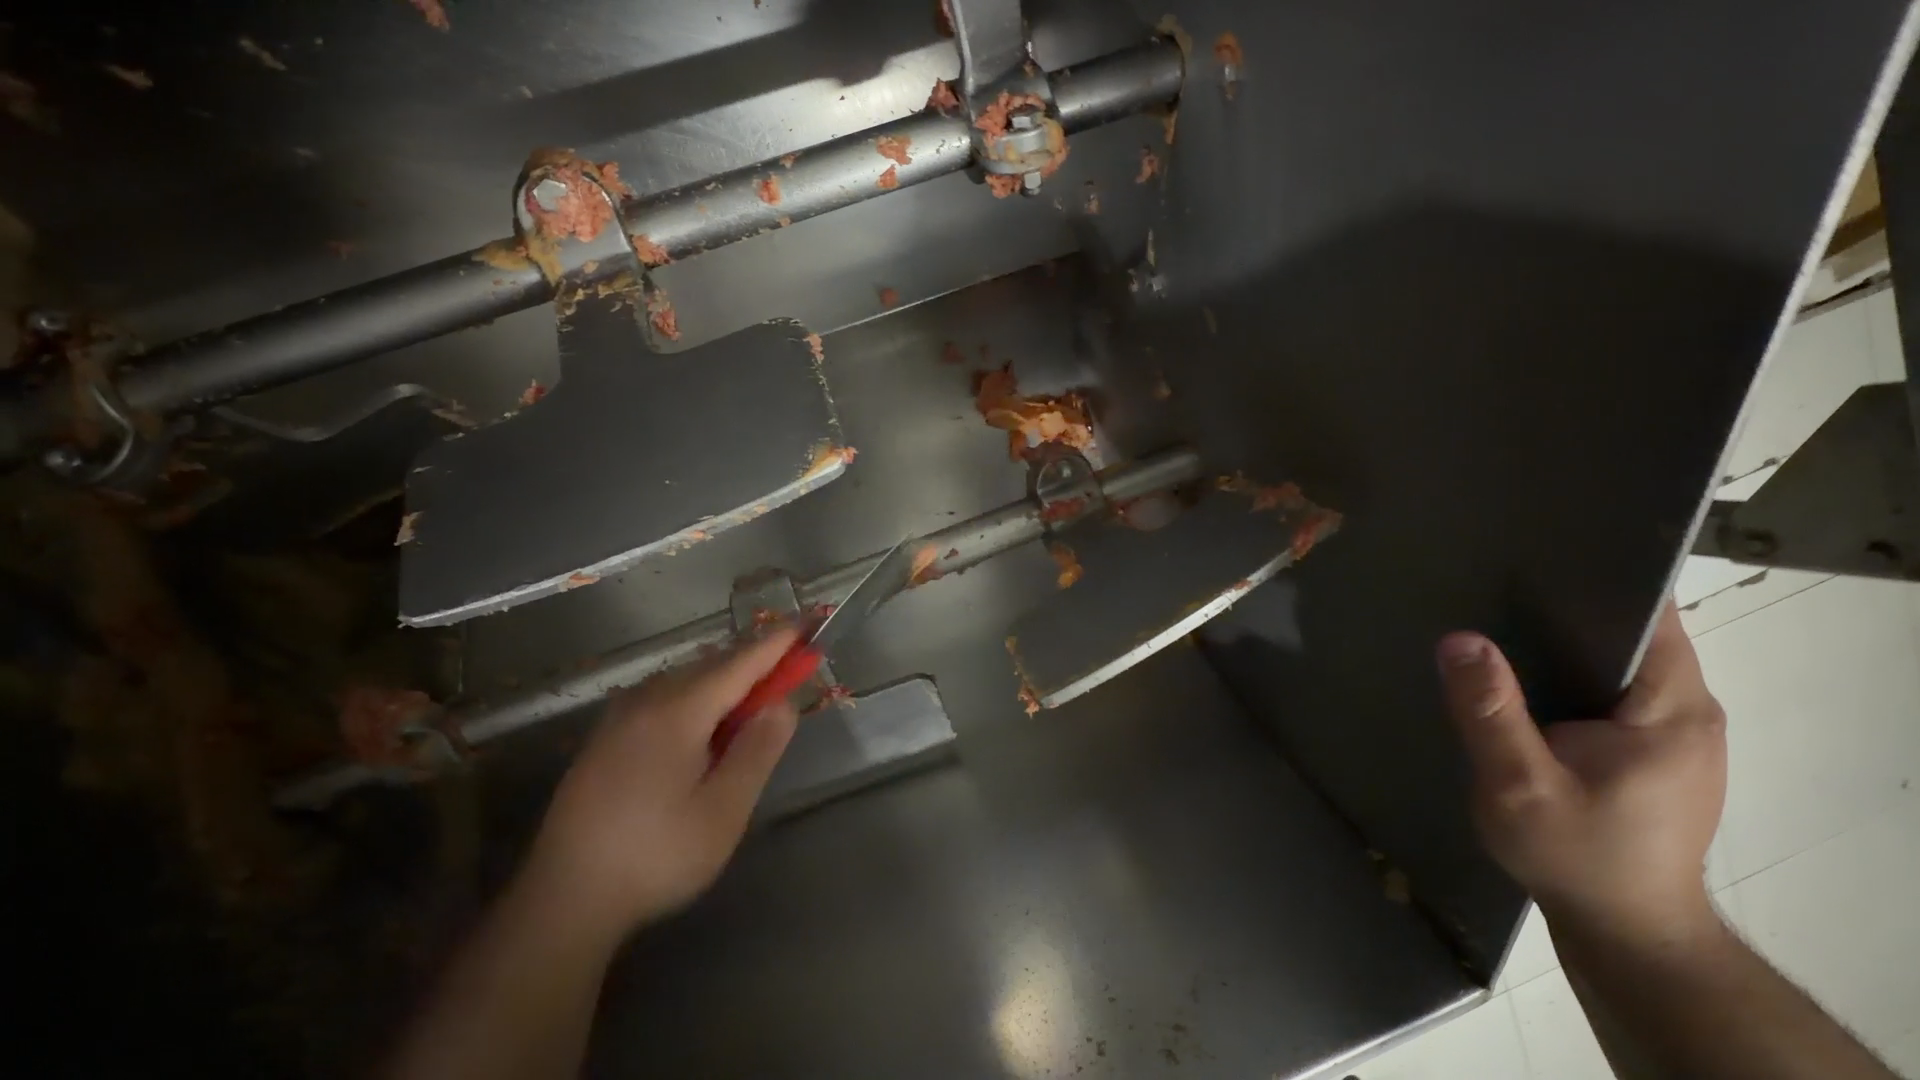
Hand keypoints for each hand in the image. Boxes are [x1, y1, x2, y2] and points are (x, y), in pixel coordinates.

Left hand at [521, 629, 801, 936]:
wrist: (566, 897)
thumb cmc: (656, 855)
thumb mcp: (723, 810)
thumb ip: (757, 750)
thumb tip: (781, 705)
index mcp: (678, 712)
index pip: (739, 664)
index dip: (776, 646)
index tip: (806, 626)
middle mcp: (645, 703)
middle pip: (709, 668)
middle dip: (752, 665)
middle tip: (788, 675)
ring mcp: (617, 721)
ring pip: (682, 683)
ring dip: (722, 684)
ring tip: (751, 707)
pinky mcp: (603, 743)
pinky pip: (660, 701)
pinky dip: (693, 700)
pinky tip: (701, 732)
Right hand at [1436, 603, 1726, 946]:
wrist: (1625, 933)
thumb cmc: (1579, 857)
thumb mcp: (1519, 786)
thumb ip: (1490, 712)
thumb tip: (1459, 639)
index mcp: (1673, 708)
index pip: (1651, 614)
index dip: (1595, 580)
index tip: (1529, 560)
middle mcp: (1688, 711)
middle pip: (1632, 634)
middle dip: (1566, 611)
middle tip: (1493, 590)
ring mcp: (1676, 735)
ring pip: (1620, 665)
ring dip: (1567, 647)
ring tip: (1498, 628)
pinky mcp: (1655, 756)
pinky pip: (1613, 695)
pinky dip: (1572, 680)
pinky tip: (1522, 686)